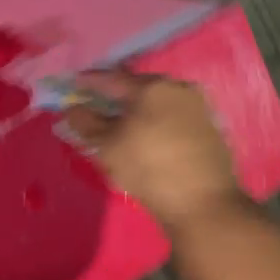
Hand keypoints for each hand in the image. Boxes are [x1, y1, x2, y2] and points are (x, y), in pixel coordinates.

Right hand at [62, 71, 244, 232]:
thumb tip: (73, 108)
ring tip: (115, 122)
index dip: (88, 81)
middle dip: (113, 95)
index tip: (71, 84)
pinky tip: (141, 134)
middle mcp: (178, 89)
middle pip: (137, 88)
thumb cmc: (147, 165)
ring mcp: (197, 107)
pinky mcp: (208, 127)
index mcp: (152, 87)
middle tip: (93, 104)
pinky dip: (151, 120)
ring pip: (155, 102)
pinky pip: (170, 115)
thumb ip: (85, 122)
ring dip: (133, 109)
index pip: (112, 78)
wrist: (201, 200)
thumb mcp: (106, 145)